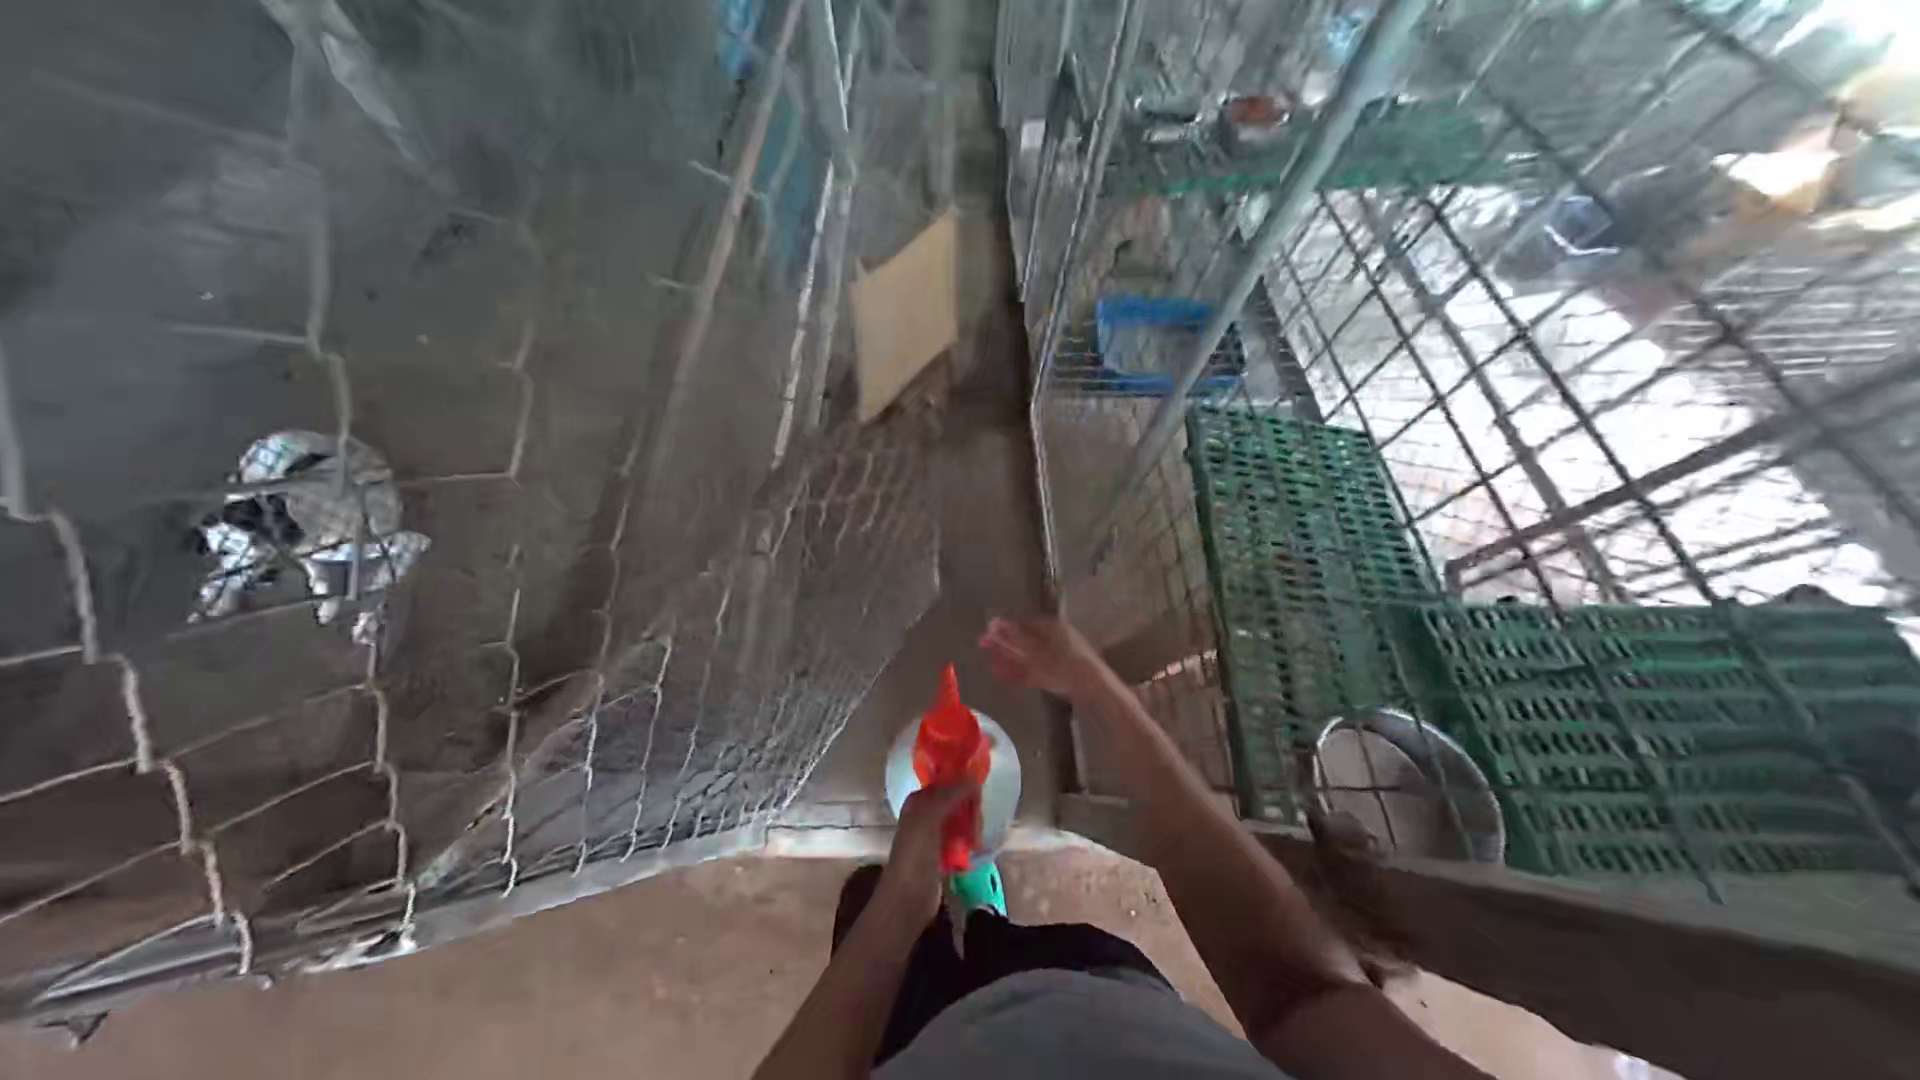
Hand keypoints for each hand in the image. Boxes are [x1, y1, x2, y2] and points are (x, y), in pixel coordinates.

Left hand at [879, 781, 977, 920]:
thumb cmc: (915, 855)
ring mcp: (933, 835)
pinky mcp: (942, 854)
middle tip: (977, 825)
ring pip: (960, 821)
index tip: (980, 795)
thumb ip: (949, 795)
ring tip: (976, 842)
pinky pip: (961, 840)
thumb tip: (973, 779)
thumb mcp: (929, 818)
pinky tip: (975, 850)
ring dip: (971, 827)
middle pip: (955, 802)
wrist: (907, 899)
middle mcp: (925, 814)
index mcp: (919, 801)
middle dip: (970, 810)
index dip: (963, 785)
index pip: (946, 783)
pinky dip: (969, 842)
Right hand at [979, 615, 1106, 697]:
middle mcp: (1056, 638)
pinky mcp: (1061, 674)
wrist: (1093, 687)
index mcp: (1052, 627)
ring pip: (1030, 658)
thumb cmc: (1064, 663)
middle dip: (1006, 649)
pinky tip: (1008, 679)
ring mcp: (1059, 657)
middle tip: (989, 655)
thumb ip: (1013, 641)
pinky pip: (1037, 671)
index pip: (1023, 624)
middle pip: (1025, 641)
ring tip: (994, 670)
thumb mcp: (1035, 652)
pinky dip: (1022, 674)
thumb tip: (993, 627)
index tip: (988, 637)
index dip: (1004, 630)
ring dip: (1012, 663)